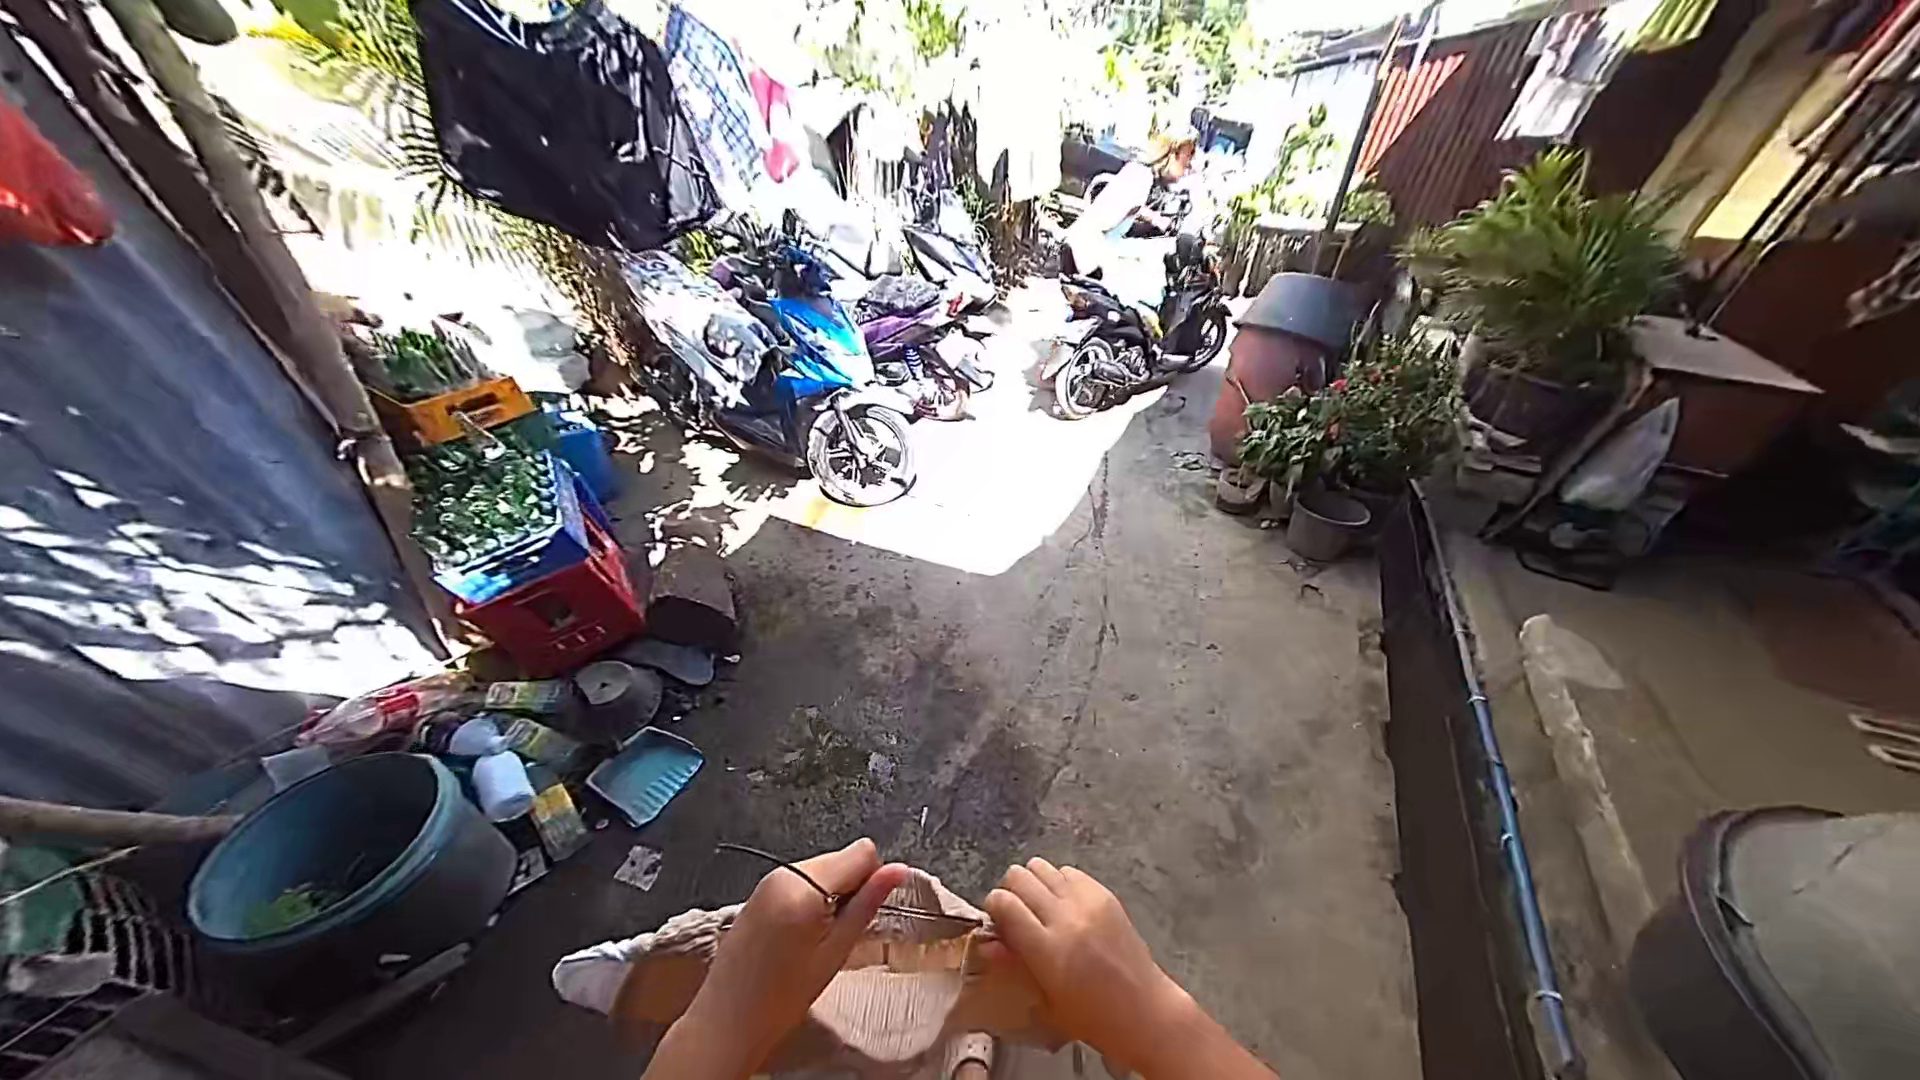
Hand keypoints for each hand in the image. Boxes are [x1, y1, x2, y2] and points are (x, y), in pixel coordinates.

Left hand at [653, 839, 909, 1077]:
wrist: (725, 1025)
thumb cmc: (780, 998)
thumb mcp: (836, 951)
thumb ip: (868, 903)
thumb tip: (899, 871)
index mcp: (805, 885)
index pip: (862, 851)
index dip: (872, 880)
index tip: (861, 911)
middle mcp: (785, 872)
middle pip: (841, 858)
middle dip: (849, 888)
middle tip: (836, 934)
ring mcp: (769, 879)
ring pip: (823, 868)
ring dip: (829, 895)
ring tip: (814, 939)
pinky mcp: (761, 889)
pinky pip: (801, 879)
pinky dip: (810, 899)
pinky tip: (798, 936)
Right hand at [984, 858, 1192, 1071]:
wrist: (1145, 1011)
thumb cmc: (1093, 1018)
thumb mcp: (1046, 1001)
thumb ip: (1015, 965)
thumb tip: (988, 943)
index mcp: (1048, 949)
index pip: (1005, 903)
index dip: (993, 904)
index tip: (995, 916)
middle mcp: (1065, 918)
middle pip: (1019, 876)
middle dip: (1010, 890)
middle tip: (1015, 910)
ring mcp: (1086, 901)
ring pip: (1041, 866)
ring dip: (1033, 882)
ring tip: (1040, 904)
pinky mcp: (1103, 893)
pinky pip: (1068, 871)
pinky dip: (1059, 882)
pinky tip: (1065, 903)